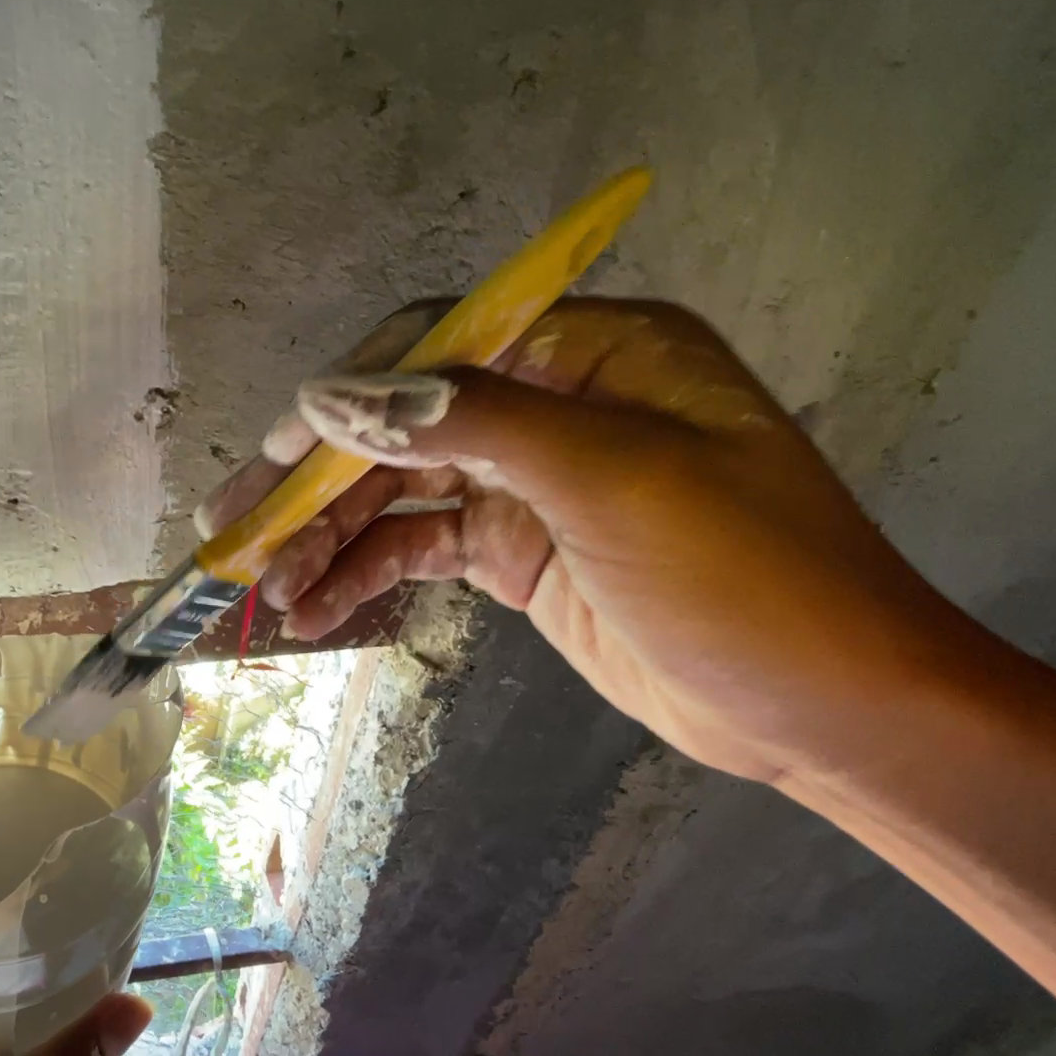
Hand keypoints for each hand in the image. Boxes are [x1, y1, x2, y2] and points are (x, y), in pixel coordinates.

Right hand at [197, 297, 973, 783]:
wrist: (824, 711)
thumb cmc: (743, 574)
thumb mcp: (607, 478)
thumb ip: (466, 422)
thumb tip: (331, 394)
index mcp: (586, 353)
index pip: (435, 344)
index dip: (348, 394)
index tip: (280, 451)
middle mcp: (543, 404)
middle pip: (398, 428)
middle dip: (314, 485)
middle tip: (231, 528)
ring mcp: (518, 479)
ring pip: (395, 496)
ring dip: (327, 542)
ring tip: (267, 591)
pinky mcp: (505, 547)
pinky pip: (414, 549)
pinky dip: (363, 578)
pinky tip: (315, 613)